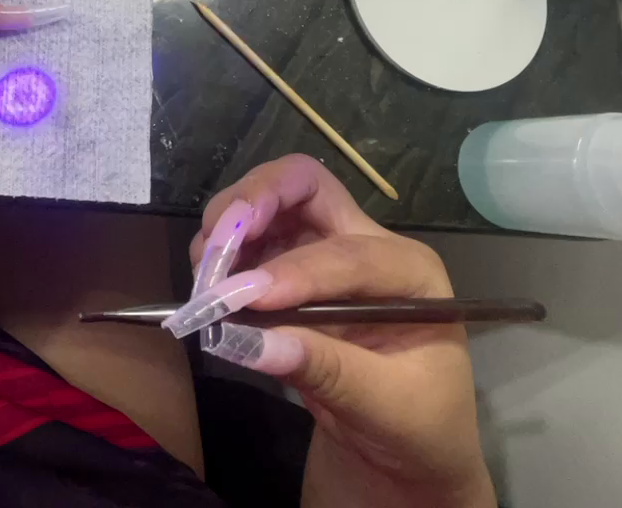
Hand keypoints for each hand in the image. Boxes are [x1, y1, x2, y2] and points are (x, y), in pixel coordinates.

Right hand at [192, 156, 494, 507]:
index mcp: (407, 271)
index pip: (347, 254)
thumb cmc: (414, 421)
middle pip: (304, 182)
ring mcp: (318, 243)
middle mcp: (361, 239)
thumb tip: (247, 342)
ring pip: (267, 197)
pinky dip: (219, 247)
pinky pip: (246, 233)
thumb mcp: (387, 407)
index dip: (294, 271)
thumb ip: (322, 368)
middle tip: (220, 233)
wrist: (403, 438)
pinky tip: (208, 279)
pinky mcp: (283, 258)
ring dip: (228, 222)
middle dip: (256, 196)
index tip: (244, 297)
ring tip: (207, 268)